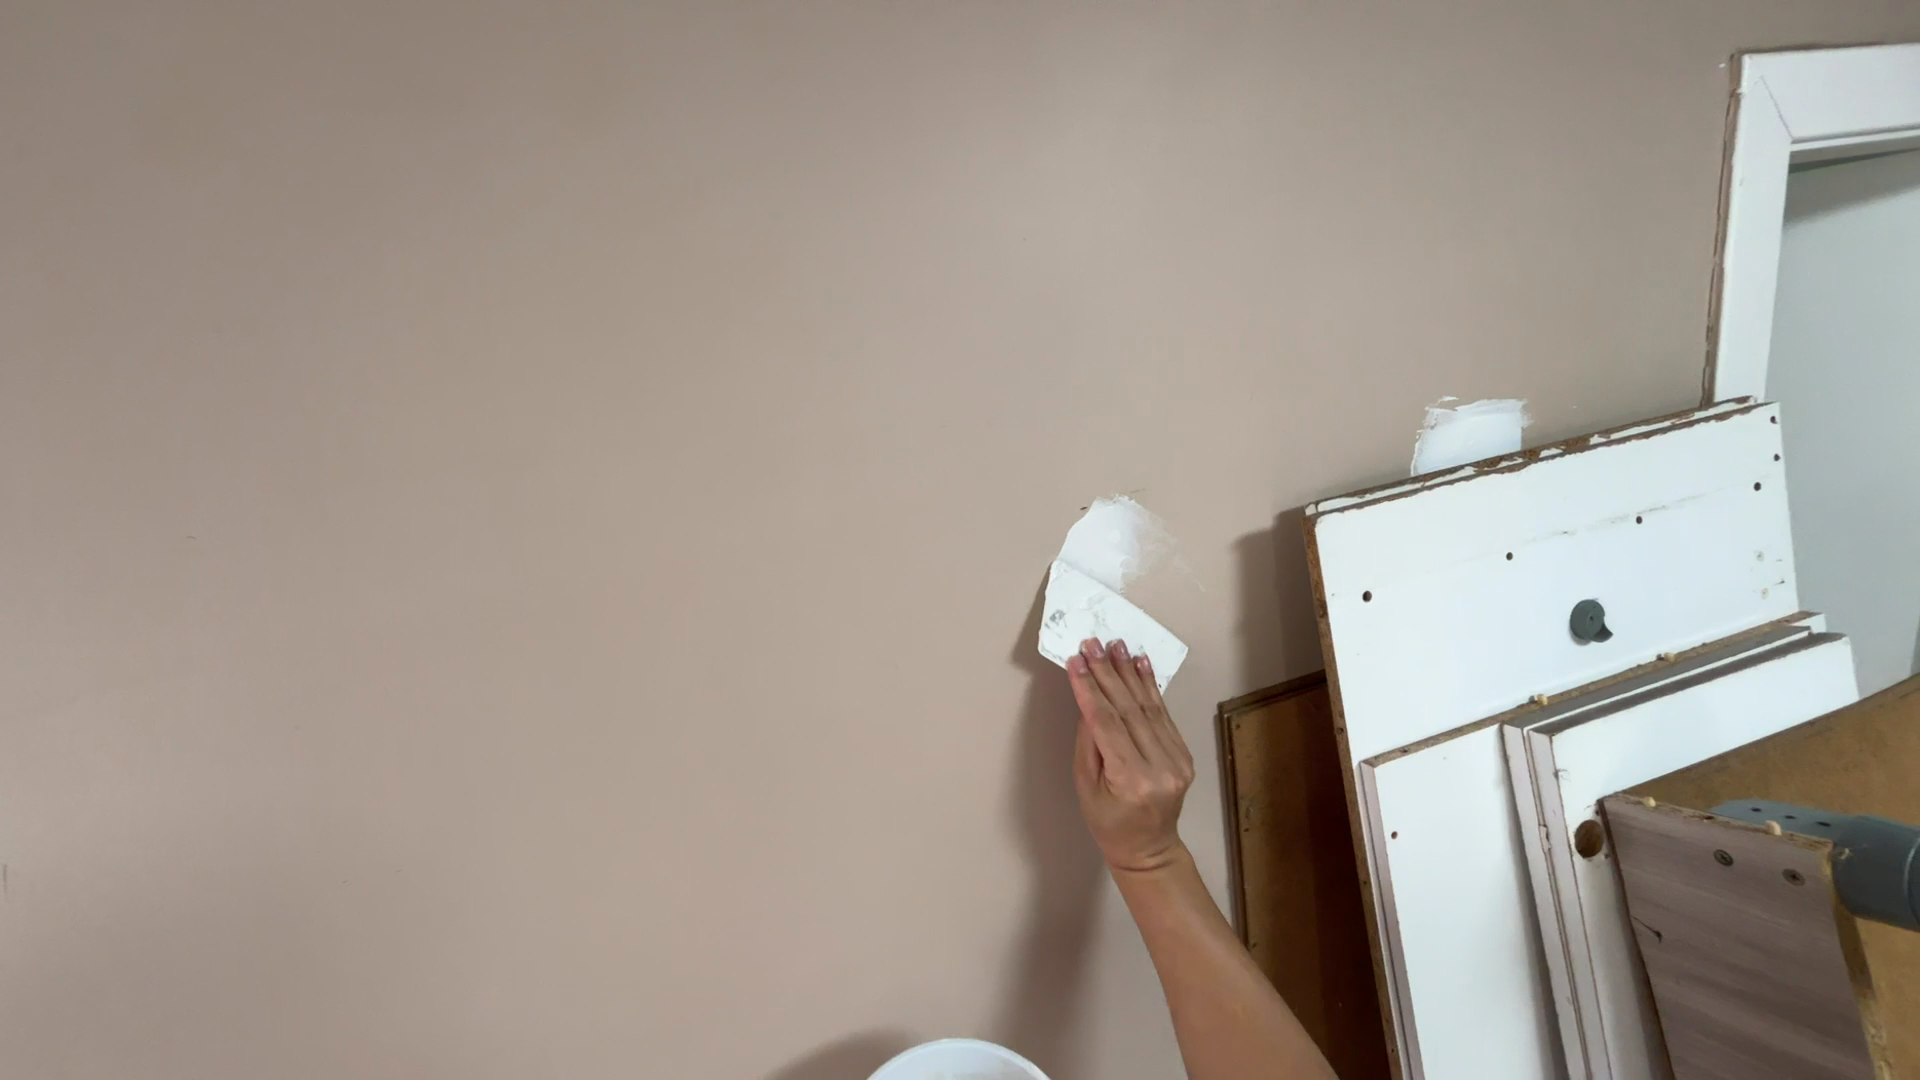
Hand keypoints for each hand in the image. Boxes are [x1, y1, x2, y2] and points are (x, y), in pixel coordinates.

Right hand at [1065, 637, 1195, 873]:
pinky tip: (1140, 663)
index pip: (1107, 724)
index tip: (1076, 660)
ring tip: (1115, 644)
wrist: (1148, 849)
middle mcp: (1161, 766)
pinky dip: (1150, 686)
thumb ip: (1089, 741)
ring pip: (1148, 706)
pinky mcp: (1184, 753)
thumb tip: (1088, 697)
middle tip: (1093, 643)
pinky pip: (1163, 714)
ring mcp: (1178, 759)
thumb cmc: (1107, 822)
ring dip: (1130, 672)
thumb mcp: (1085, 785)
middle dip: (1107, 673)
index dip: (1090, 689)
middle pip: (1129, 710)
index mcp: (1132, 780)